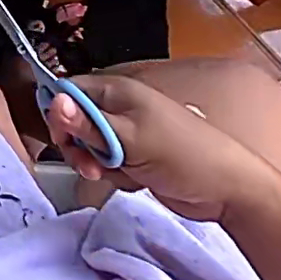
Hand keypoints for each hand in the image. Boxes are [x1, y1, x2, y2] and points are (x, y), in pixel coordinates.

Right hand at [46, 74, 275, 222]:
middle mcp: (121, 107)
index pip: (70, 92)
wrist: (226, 189)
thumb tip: (54, 101)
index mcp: (119, 90)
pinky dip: (114, 173)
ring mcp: (129, 133)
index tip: (64, 140)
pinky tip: (131, 179)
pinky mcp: (136, 156)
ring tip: (114, 172)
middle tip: (91, 163)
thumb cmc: (183, 155)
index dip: (60, 115)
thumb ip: (89, 123)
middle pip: (77, 121)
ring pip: (91, 145)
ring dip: (96, 162)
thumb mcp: (130, 139)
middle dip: (78, 145)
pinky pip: (108, 162)